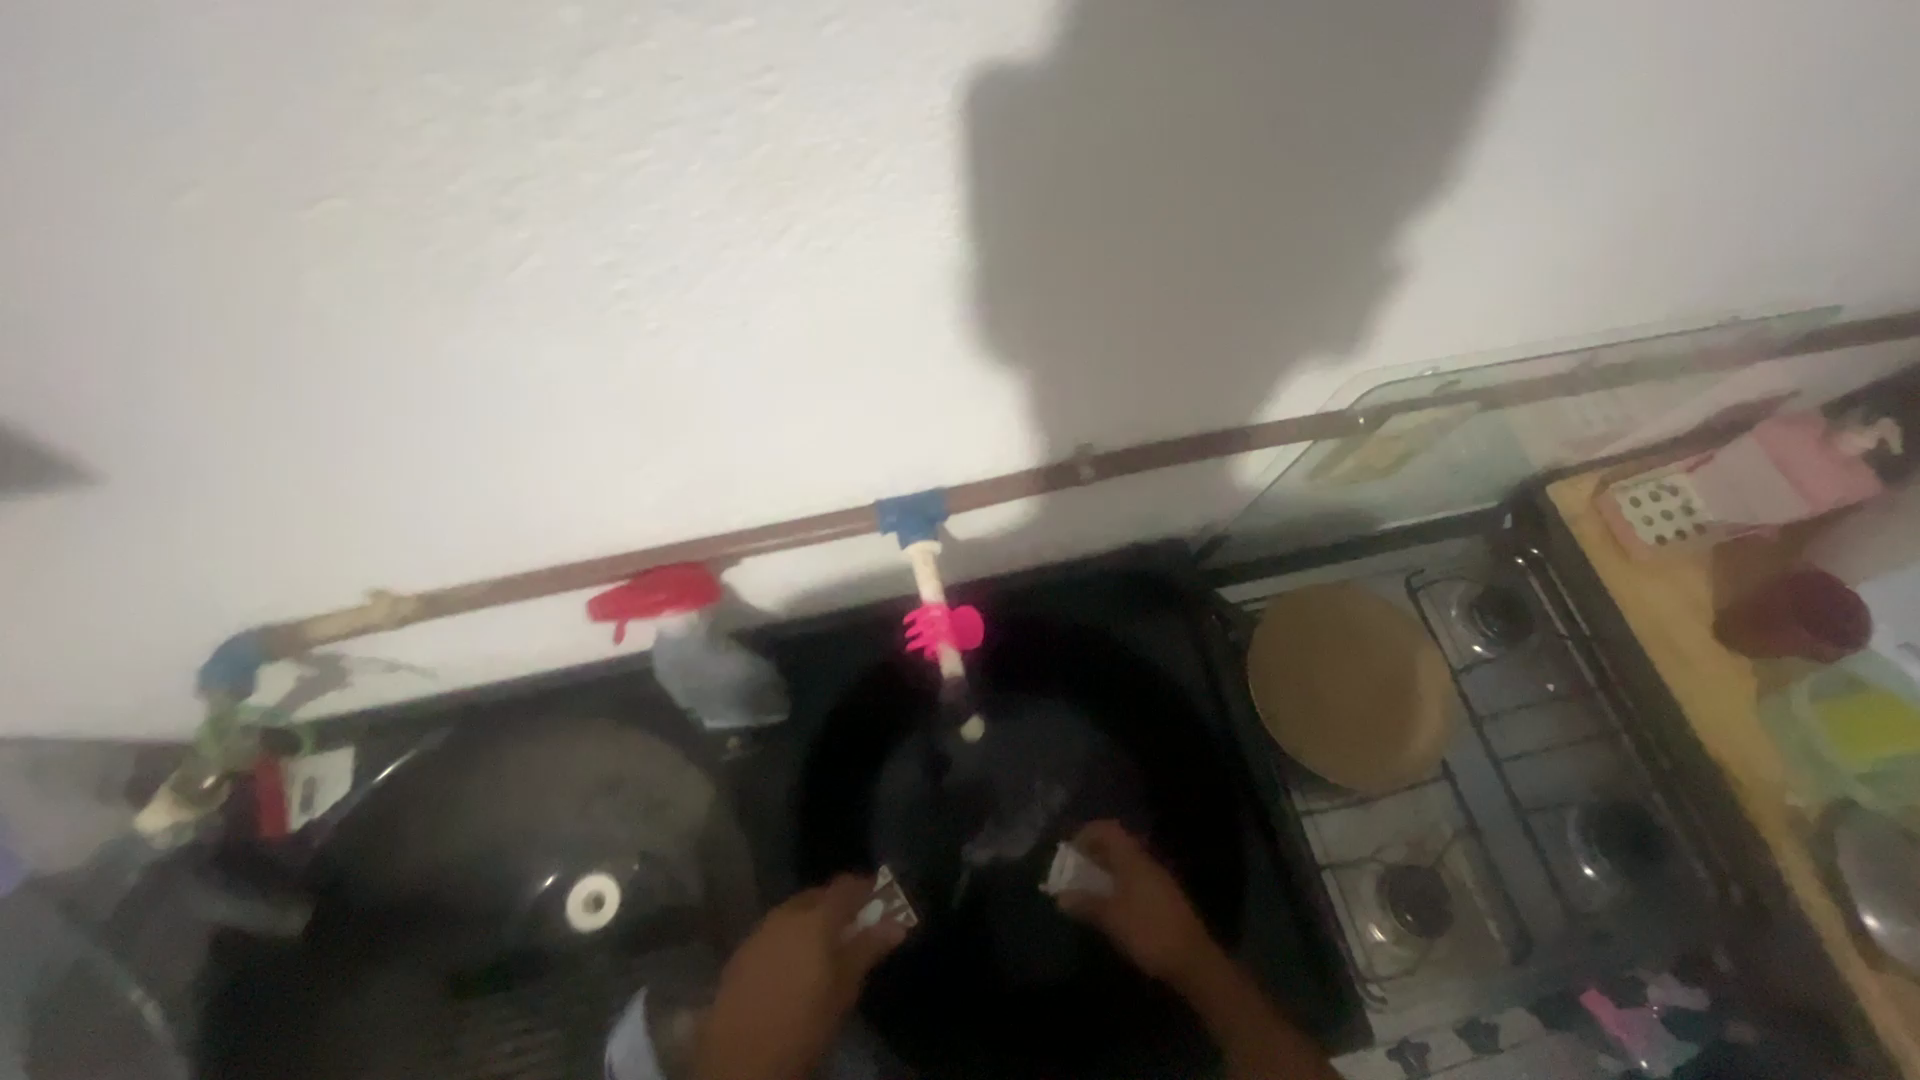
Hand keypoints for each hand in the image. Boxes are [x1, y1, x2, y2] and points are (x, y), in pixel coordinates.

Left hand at [694, 875, 907, 1079]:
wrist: (741, 1060)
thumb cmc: (805, 1022)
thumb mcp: (845, 988)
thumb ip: (869, 948)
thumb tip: (897, 924)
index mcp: (815, 917)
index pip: (846, 886)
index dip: (865, 889)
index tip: (881, 901)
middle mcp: (785, 914)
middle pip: (817, 896)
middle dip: (838, 907)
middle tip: (855, 930)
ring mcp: (759, 932)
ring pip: (793, 914)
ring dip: (812, 922)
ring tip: (825, 950)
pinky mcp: (740, 954)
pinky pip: (773, 933)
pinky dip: (789, 939)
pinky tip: (794, 966)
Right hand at [1053, 820, 1223, 988]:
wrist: (1193, 961)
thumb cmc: (1148, 932)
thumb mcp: (1110, 918)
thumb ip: (1085, 903)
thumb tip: (1061, 897)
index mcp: (1133, 859)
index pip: (1107, 829)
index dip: (1086, 834)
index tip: (1069, 852)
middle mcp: (1146, 863)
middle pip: (1116, 846)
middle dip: (1092, 855)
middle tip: (1073, 872)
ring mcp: (1158, 881)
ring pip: (1125, 865)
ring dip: (1104, 872)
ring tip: (1087, 892)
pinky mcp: (1164, 900)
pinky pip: (1135, 881)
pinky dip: (1117, 887)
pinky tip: (1110, 908)